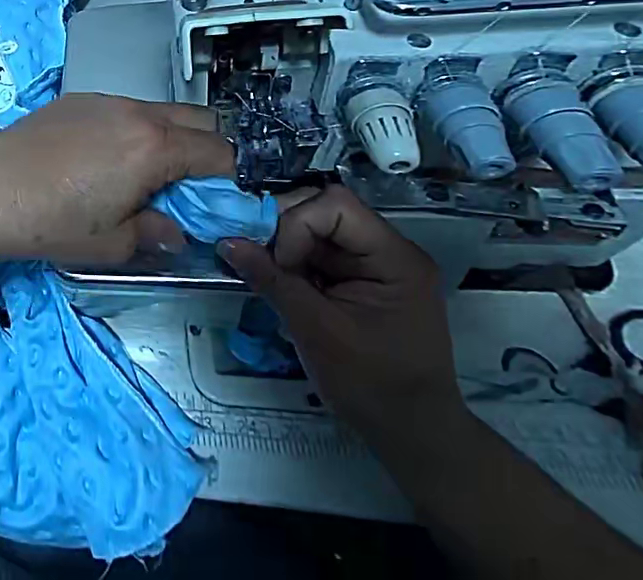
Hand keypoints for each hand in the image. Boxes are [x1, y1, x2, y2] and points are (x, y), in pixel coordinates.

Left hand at [0, 93, 233, 265]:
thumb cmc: (50, 222)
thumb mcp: (112, 243)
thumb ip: (156, 234)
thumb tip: (175, 232)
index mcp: (154, 148)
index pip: (219, 151)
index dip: (235, 174)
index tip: (233, 194)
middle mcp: (138, 114)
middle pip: (201, 119)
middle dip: (211, 148)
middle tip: (198, 182)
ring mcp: (109, 100)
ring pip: (164, 110)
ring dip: (175, 135)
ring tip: (155, 170)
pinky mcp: (83, 98)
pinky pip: (129, 107)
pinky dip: (140, 127)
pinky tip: (114, 155)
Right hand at [218, 186, 460, 432]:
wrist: (414, 436)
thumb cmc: (371, 386)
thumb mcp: (316, 332)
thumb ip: (272, 281)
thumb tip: (227, 242)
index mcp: (394, 256)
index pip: (336, 206)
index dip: (297, 224)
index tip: (280, 266)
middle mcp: (390, 250)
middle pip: (327, 211)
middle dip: (286, 231)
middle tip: (260, 261)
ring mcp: (378, 266)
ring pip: (320, 233)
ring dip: (287, 249)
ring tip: (266, 276)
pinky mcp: (364, 282)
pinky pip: (324, 257)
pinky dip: (297, 266)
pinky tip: (280, 285)